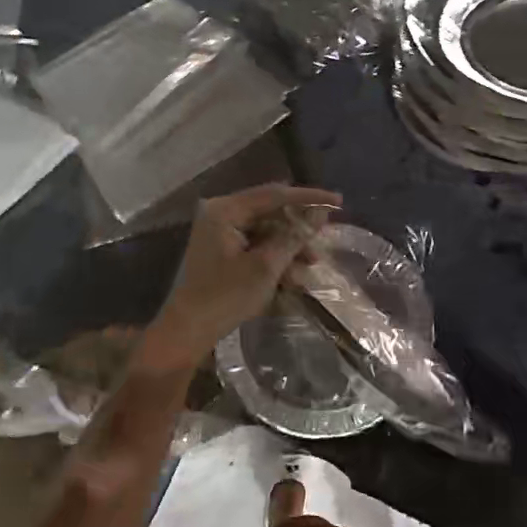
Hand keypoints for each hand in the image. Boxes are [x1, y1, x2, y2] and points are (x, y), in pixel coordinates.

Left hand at [141, 183, 343, 369]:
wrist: (188, 331)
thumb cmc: (226, 297)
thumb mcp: (267, 265)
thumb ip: (295, 235)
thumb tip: (321, 213)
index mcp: (226, 210)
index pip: (276, 194)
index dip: (310, 197)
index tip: (339, 202)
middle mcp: (221, 213)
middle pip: (272, 211)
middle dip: (299, 227)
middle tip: (324, 238)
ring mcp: (220, 231)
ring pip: (267, 230)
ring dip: (290, 246)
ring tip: (309, 266)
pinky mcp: (223, 249)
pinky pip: (257, 244)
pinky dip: (275, 257)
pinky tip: (292, 277)